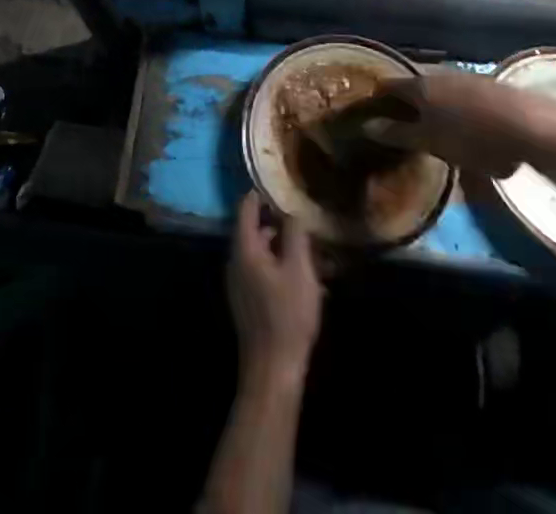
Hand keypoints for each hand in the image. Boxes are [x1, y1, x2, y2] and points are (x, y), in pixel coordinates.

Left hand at [227, 193, 321, 386]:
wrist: (273, 368)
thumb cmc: (287, 315)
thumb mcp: (299, 270)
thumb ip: (295, 234)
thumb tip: (290, 209)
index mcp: (244, 249)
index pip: (246, 207)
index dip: (264, 194)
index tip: (286, 187)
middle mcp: (235, 260)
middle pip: (256, 230)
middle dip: (284, 226)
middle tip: (311, 226)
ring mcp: (239, 281)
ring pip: (264, 253)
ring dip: (288, 250)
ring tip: (320, 258)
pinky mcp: (248, 299)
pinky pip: (264, 272)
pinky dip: (284, 269)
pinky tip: (311, 283)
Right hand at [381, 70, 555, 178]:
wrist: (535, 128)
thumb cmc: (472, 137)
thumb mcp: (430, 142)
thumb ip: (397, 134)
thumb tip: (367, 126)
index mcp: (419, 85)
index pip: (386, 85)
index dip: (375, 99)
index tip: (369, 115)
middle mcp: (440, 74)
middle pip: (413, 86)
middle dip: (404, 104)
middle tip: (398, 126)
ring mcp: (467, 78)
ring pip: (439, 91)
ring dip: (431, 107)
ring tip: (431, 130)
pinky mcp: (491, 87)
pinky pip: (461, 97)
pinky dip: (454, 109)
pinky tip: (464, 128)